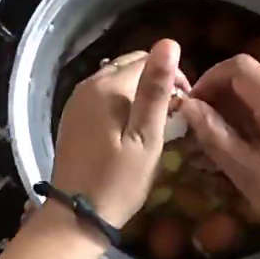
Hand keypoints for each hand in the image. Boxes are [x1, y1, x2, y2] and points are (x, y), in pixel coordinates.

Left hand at [49, 39, 184, 227]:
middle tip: (175, 115)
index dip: (173, 77)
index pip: (147, 60)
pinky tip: (131, 128)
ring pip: (116, 80)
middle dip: (155, 81)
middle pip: (129, 66)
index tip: (187, 106)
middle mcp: (87, 86)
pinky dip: (122, 102)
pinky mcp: (73, 118)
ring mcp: (76, 102)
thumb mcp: (146, 137)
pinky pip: (103, 97)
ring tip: (157, 121)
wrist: (77, 215)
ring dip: (139, 91)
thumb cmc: (119, 180)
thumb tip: (169, 43)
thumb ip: (156, 90)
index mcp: (107, 87)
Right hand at [176, 55, 259, 258]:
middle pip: (251, 83)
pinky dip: (253, 127)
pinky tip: (239, 153)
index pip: (241, 68)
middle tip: (195, 134)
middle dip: (219, 101)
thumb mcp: (249, 175)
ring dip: (234, 117)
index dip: (210, 79)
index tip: (190, 106)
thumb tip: (188, 106)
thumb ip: (216, 136)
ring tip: (212, 149)